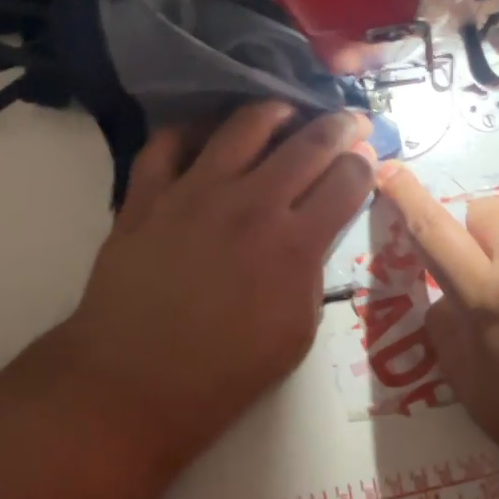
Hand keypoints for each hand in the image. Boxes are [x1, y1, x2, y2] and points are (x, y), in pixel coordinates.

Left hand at [61, 101, 376, 466]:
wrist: (131, 386)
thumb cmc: (224, 374)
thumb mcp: (297, 331)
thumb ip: (313, 270)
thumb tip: (316, 227)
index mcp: (294, 245)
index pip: (347, 180)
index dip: (365, 164)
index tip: (366, 160)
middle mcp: (251, 205)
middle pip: (310, 142)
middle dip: (340, 125)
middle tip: (349, 121)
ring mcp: (194, 193)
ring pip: (245, 124)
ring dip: (276, 112)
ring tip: (285, 115)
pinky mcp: (147, 195)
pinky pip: (170, 141)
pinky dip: (194, 130)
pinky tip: (209, 136)